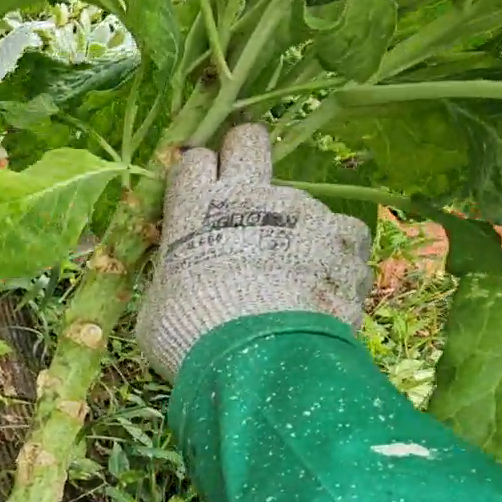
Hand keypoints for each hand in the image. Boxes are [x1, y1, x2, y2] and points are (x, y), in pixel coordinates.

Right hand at [134, 124, 374, 380]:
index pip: (192, 161)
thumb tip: (177, 278)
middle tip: (238, 193)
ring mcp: (303, 211)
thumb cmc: (189, 336)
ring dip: (288, 231)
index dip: (194, 177)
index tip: (193, 200)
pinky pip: (337, 238)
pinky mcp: (344, 237)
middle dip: (243, 154)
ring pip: (296, 203)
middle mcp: (252, 196)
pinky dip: (327, 259)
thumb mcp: (157, 307)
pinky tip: (314, 293)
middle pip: (249, 140)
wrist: (254, 361)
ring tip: (281, 284)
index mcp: (195, 210)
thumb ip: (173, 277)